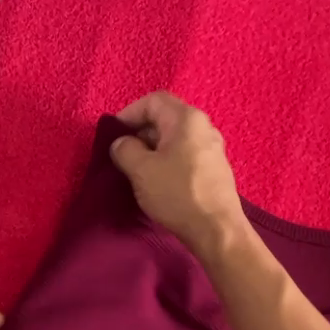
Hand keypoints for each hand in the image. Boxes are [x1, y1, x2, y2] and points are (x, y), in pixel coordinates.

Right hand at [109, 92, 252, 259]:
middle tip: (121, 154)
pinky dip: (166, 161)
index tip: (113, 134)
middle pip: (165, 118)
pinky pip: (184, 154)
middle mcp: (202, 126)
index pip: (153, 100)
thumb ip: (125, 150)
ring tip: (136, 170)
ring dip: (152, 149)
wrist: (215, 228)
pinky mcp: (213, 168)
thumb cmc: (177, 194)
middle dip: (139, 132)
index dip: (129, 113)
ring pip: (174, 138)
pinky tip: (157, 181)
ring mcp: (211, 147)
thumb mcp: (141, 171)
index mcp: (186, 118)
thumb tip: (121, 143)